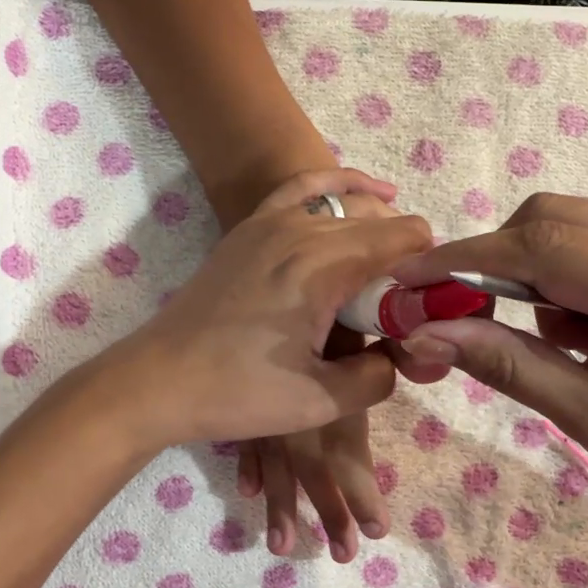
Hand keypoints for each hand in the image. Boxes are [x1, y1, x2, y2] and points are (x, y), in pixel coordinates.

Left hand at [108, 168, 430, 465]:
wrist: (158, 382)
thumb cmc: (238, 394)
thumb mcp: (320, 401)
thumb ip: (378, 376)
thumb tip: (401, 352)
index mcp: (323, 265)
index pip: (405, 238)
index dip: (429, 271)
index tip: (428, 311)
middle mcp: (301, 229)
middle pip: (379, 221)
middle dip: (405, 259)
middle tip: (403, 311)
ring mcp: (268, 221)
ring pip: (345, 203)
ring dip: (377, 228)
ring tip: (389, 268)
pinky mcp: (247, 230)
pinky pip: (303, 189)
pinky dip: (338, 185)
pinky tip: (361, 193)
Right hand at [388, 193, 587, 541]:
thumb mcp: (579, 412)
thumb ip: (500, 360)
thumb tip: (419, 331)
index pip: (544, 245)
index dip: (466, 258)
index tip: (408, 279)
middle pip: (554, 217)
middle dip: (496, 262)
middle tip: (464, 315)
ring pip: (572, 224)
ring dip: (534, 274)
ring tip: (560, 343)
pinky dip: (565, 279)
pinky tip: (584, 331)